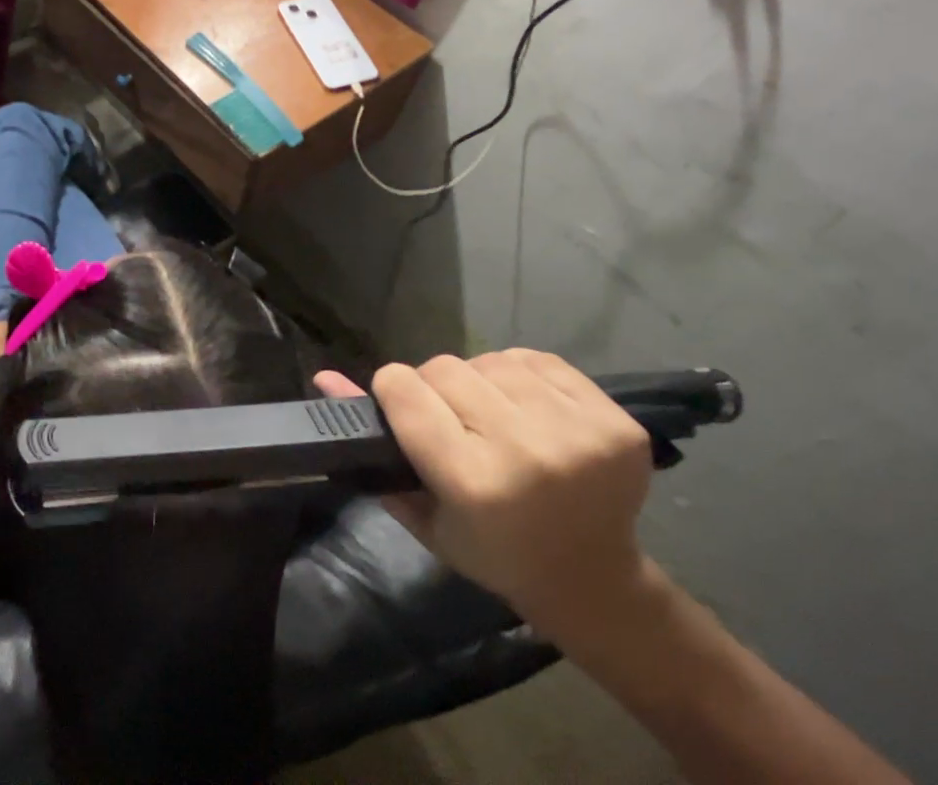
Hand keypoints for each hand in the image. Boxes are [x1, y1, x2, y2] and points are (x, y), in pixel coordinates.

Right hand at [314, 350, 654, 628]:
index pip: (407, 392)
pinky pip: (540, 361)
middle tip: (445, 418)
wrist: (590, 577)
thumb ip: (371, 448)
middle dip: (432, 386)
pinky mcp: (613, 419)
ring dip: (477, 381)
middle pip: (445, 368)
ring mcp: (578, 432)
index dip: (390, 389)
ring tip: (486, 414)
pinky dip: (518, 376)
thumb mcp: (419, 511)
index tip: (395, 403)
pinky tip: (521, 406)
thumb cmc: (489, 554)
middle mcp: (526, 450)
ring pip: (490, 360)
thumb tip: (323, 377)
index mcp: (473, 481)